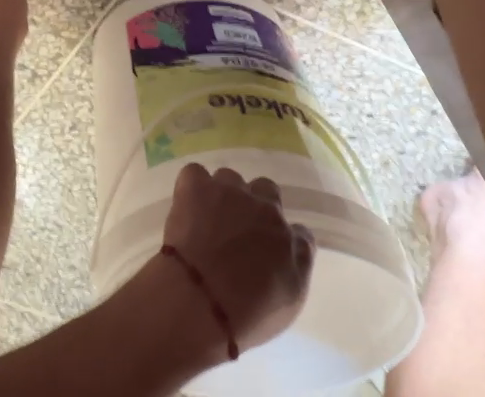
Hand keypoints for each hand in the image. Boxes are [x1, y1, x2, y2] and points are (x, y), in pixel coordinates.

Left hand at [161, 163, 315, 348]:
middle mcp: (262, 206)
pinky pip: (195, 173)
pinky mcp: (195, 186)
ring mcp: (228, 191)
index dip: (278, 236)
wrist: (201, 298)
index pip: (296, 228)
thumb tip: (295, 241)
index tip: (265, 249)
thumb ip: (298, 265)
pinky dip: (192, 186)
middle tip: (236, 229)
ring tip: (207, 218)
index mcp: (288, 236)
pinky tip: (187, 205)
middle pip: (265, 190)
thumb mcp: (290, 299)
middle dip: (254, 205)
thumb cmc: (248, 310)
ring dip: (223, 194)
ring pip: (229, 178)